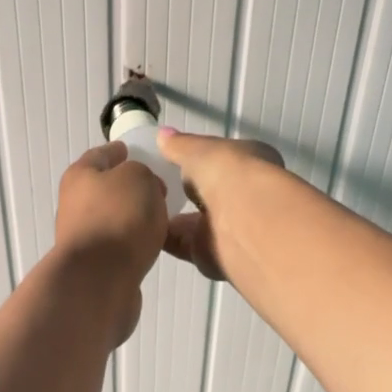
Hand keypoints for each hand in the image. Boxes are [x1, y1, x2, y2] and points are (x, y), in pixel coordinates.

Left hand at [53, 141, 168, 268]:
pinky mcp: (94, 267)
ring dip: (131, 219)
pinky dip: (131, 244)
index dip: (118, 151)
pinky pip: (118, 248)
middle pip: (104, 189)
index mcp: (80, 176)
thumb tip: (145, 191)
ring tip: (158, 220)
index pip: (100, 155)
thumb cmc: (118, 218)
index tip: (132, 150)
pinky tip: (148, 246)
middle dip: (127, 188)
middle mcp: (75, 206)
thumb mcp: (139, 178)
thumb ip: (144, 174)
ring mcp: (83, 239)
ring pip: (112, 220)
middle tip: (156, 188)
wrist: (99, 280)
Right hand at [156, 130, 284, 281]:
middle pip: (209, 195)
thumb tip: (163, 135)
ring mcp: (227, 230)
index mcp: (249, 166)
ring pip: (195, 222)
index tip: (174, 162)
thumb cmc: (228, 173)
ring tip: (142, 207)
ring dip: (174, 218)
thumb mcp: (199, 149)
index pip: (223, 163)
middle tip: (154, 187)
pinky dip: (164, 237)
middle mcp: (242, 199)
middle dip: (188, 193)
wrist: (241, 221)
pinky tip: (142, 227)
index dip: (201, 162)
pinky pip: (181, 243)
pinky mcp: (209, 257)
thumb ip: (180, 146)